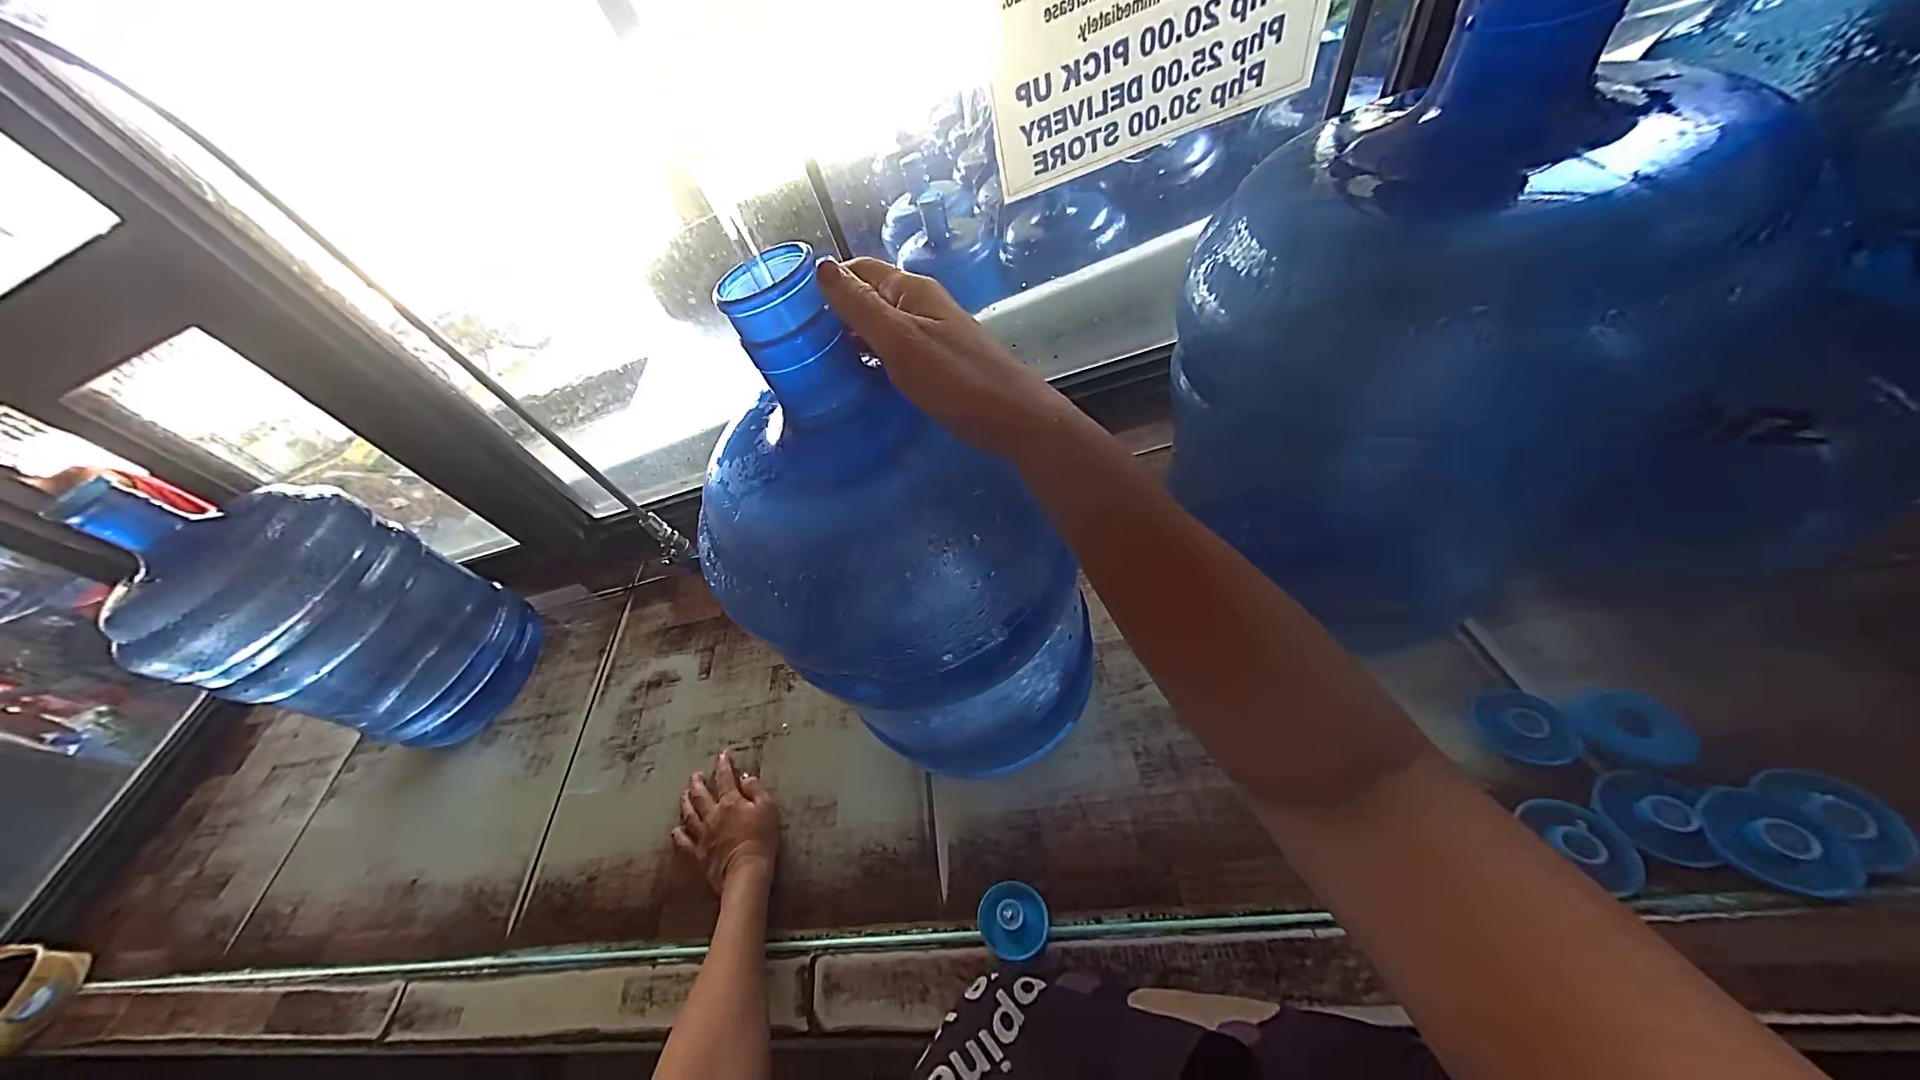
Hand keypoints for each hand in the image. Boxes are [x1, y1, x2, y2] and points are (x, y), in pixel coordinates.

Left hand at [673, 750, 778, 894]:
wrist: (745, 872)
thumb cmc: (761, 838)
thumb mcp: (767, 808)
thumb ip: (756, 790)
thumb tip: (745, 777)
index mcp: (730, 802)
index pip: (725, 778)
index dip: (724, 765)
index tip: (722, 755)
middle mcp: (712, 815)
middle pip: (701, 795)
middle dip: (698, 783)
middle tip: (695, 775)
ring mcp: (702, 835)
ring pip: (689, 815)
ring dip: (685, 803)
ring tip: (683, 794)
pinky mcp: (698, 854)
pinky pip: (684, 842)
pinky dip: (678, 835)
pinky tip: (675, 830)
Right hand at [814, 257, 1081, 462]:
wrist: (1013, 418)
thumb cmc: (956, 381)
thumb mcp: (900, 341)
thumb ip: (861, 306)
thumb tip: (822, 267)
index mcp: (912, 291)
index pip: (858, 270)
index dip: (826, 282)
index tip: (792, 308)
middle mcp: (921, 306)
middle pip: (869, 297)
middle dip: (836, 312)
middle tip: (801, 342)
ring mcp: (932, 335)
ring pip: (881, 326)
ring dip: (853, 337)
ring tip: (823, 361)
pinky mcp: (938, 363)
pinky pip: (896, 350)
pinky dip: (874, 357)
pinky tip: (861, 376)